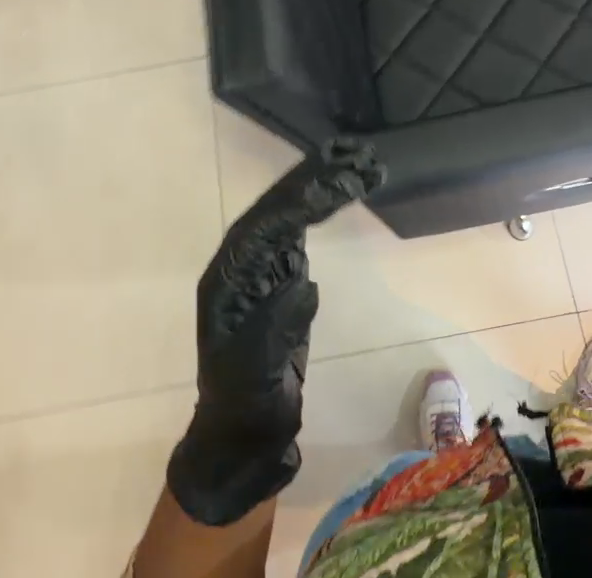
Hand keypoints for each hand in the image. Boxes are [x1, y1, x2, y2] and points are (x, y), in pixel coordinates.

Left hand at [166, 138, 384, 525]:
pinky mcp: (283, 279)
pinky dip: (325, 210)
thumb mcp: (254, 372)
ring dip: (324, 186)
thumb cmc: (244, 406)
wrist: (245, 435)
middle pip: (278, 209)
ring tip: (363, 164)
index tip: (339, 181)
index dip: (300, 200)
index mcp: (229, 278)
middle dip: (316, 179)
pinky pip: (302, 231)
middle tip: (361, 157)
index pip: (265, 225)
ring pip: (292, 214)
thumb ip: (275, 324)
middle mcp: (243, 264)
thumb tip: (304, 281)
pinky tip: (344, 192)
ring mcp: (263, 269)